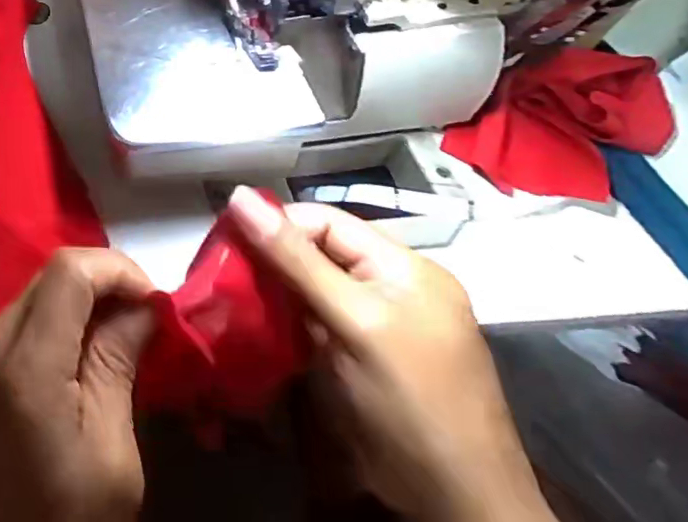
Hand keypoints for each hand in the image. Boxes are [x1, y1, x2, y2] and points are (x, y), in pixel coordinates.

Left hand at [0, 249, 157, 521]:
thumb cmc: (65, 518)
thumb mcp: (110, 452)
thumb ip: (119, 363)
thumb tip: (146, 304)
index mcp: (27, 363)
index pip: (70, 271)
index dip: (119, 271)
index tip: (157, 304)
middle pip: (57, 269)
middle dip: (110, 277)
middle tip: (150, 313)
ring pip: (47, 282)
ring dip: (93, 291)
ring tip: (131, 326)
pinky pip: (36, 307)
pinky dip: (73, 308)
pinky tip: (99, 340)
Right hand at [226, 186, 555, 521]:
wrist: (464, 507)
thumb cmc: (409, 402)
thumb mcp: (353, 323)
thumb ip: (297, 261)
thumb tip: (239, 196)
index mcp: (403, 265)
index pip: (327, 222)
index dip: (277, 225)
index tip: (227, 241)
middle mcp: (395, 286)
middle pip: (322, 253)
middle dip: (274, 260)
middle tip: (223, 273)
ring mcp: (384, 325)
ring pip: (319, 289)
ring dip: (280, 293)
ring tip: (235, 299)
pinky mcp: (369, 360)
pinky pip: (324, 323)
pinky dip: (294, 323)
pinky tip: (266, 331)